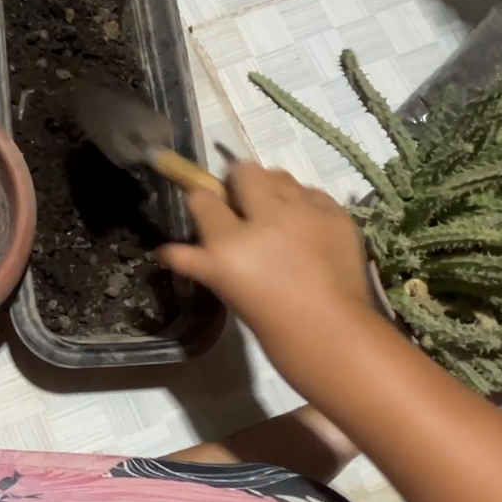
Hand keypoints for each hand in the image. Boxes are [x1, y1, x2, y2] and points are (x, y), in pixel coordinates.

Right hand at [158, 162, 373, 346]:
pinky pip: (311, 192)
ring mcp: (303, 213)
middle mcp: (265, 219)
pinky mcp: (335, 215)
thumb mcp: (221, 286)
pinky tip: (303, 224)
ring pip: (279, 175)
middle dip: (237, 181)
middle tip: (241, 201)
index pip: (201, 198)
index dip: (199, 198)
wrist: (328, 330)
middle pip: (243, 171)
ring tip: (274, 210)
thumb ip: (195, 260)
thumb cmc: (266, 316)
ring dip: (271, 187)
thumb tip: (166, 250)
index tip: (201, 204)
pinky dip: (302, 202)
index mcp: (228, 244)